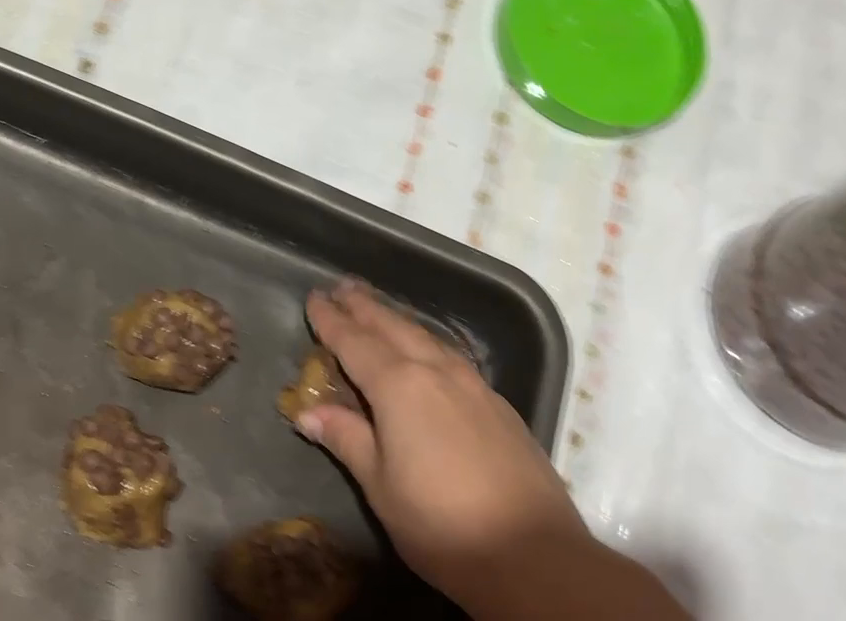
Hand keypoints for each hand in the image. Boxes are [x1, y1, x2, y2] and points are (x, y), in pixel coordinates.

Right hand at [294, 282, 586, 605]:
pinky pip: (452, 358)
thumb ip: (345, 438)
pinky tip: (428, 352)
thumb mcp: (379, 484)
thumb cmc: (442, 523)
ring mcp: (474, 388)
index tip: (313, 297)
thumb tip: (306, 412)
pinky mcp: (501, 408)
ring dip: (397, 320)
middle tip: (342, 287)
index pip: (353, 341)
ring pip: (427, 337)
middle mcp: (436, 373)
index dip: (330, 319)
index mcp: (398, 386)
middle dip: (364, 307)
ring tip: (379, 309)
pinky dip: (427, 343)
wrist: (538, 559)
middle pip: (393, 327)